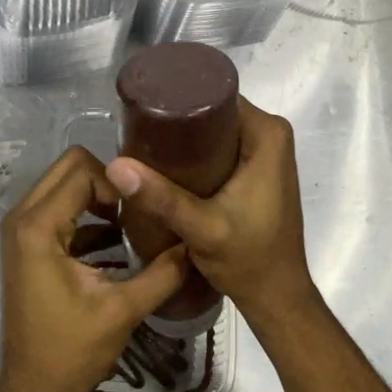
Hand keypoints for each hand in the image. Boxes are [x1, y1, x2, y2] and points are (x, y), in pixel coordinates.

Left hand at [0, 147, 190, 391]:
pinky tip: (118, 243)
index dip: (119, 183)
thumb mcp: (124, 310)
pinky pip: (59, 207)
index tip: (143, 211)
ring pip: (64, 185)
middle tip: (138, 213)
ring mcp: (22, 230)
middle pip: (70, 167)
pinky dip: (87, 215)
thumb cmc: (72, 349)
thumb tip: (196, 243)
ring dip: (99, 198)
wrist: (33, 388)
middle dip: (108, 183)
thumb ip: (163, 273)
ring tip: (134, 226)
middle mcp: (22, 217)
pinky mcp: (28, 244)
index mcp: (38, 227)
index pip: (83, 170)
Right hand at [106, 98, 320, 327]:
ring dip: (185, 141)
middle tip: (137, 136)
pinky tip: (166, 168)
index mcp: (268, 134)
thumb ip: (162, 198)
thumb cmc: (249, 259)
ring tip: (145, 150)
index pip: (217, 95)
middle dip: (178, 122)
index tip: (143, 112)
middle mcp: (272, 135)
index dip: (180, 99)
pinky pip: (222, 149)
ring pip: (216, 132)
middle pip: (214, 113)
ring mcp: (266, 154)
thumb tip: (115, 166)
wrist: (276, 296)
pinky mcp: (258, 173)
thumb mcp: (202, 227)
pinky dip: (197, 156)